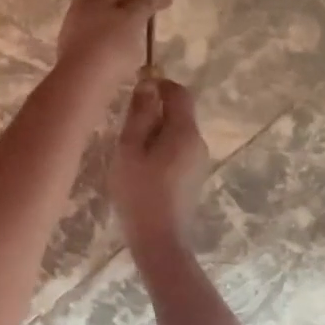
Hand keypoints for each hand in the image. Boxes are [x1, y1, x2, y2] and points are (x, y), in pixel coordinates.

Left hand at [55, 0, 168, 86]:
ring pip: (104, 25)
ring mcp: (74, 33)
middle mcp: (78, 10)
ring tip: (141, 37)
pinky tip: (124, 55)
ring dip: (122, 28)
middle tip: (153, 17)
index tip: (167, 2)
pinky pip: (99, 44)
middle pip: (111, 6)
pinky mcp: (75, 54)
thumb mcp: (132, 19)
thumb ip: (144, 3)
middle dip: (133, 10)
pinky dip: (113, 45)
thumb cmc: (110, 44)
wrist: (81, 81)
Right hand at [109, 78, 209, 245]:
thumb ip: (139, 115)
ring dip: (155, 132)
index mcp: (184, 132)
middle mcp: (198, 142)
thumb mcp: (129, 149)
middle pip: (178, 113)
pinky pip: (177, 150)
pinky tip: (141, 169)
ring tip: (129, 151)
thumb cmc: (139, 192)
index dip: (160, 84)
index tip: (136, 89)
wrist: (159, 240)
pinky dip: (160, 149)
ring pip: (176, 133)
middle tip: (125, 127)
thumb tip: (147, 84)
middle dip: (154, 111)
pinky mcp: (193, 178)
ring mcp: (198, 162)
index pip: (179, 93)